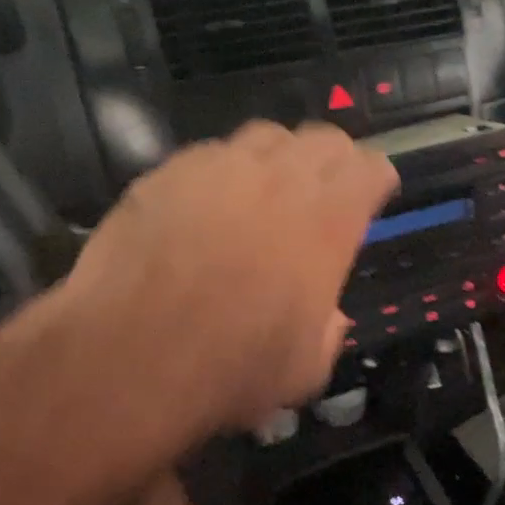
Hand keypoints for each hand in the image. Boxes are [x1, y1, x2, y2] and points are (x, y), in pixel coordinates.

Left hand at [39, 121, 396, 432]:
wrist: (128, 354)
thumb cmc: (231, 368)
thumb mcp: (305, 369)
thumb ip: (327, 330)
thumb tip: (326, 316)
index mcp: (327, 220)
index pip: (369, 168)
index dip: (376, 179)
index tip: (374, 194)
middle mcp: (279, 178)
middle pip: (323, 139)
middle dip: (334, 160)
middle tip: (326, 190)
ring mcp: (218, 167)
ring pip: (266, 136)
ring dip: (278, 158)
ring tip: (266, 189)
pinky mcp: (166, 172)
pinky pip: (208, 155)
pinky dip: (222, 171)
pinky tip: (206, 205)